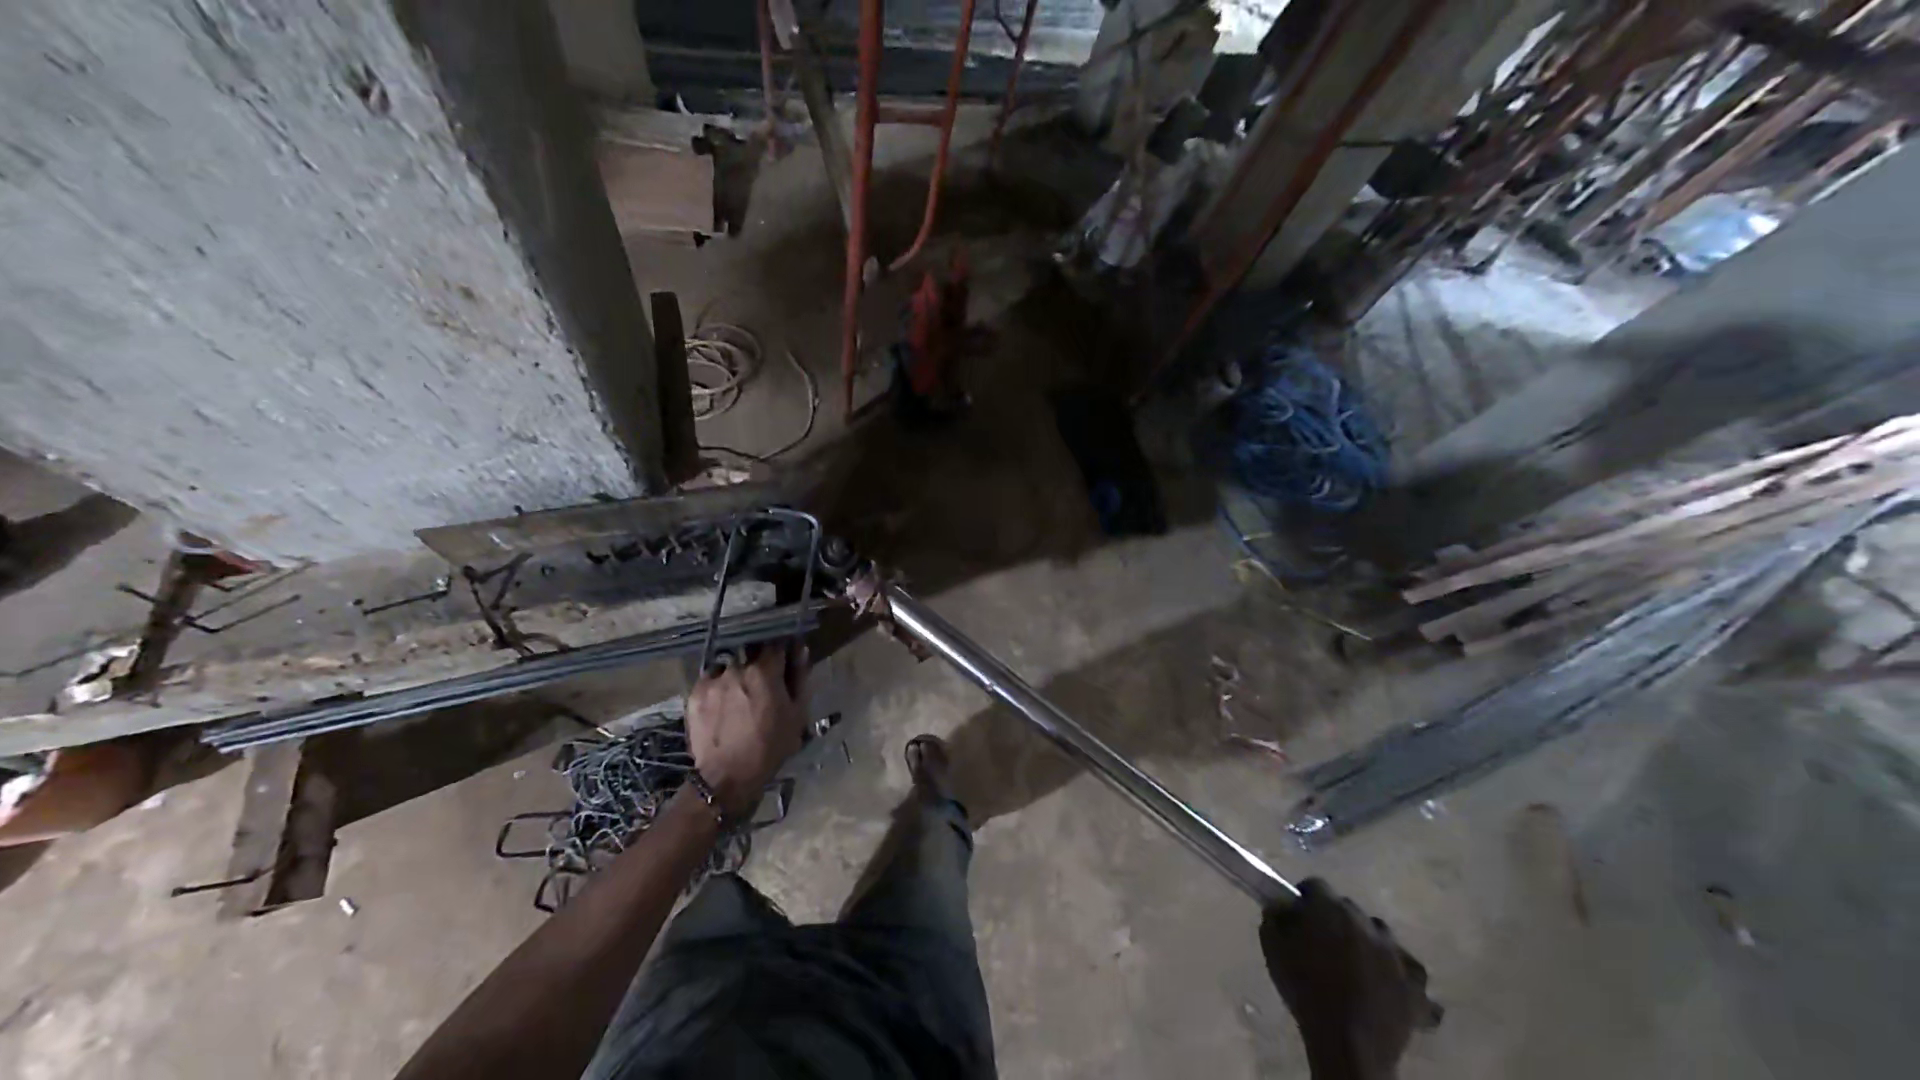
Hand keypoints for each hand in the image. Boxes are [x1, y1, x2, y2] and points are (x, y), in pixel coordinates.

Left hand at [686, 643, 809, 815]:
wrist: (727, 776)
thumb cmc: (770, 746)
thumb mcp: (797, 714)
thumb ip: (800, 677)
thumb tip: (800, 649)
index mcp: (764, 670)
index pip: (776, 644)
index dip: (782, 651)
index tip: (784, 660)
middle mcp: (736, 667)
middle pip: (750, 652)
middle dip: (758, 661)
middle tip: (762, 681)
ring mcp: (713, 679)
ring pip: (729, 665)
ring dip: (737, 673)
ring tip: (739, 692)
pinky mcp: (695, 693)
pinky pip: (711, 680)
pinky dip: (719, 685)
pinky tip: (722, 702)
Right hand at [1259, 879, 1440, 1079]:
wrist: (1348, 1042)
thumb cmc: (1304, 990)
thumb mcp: (1273, 949)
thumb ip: (1275, 918)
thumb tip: (1282, 905)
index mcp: (1330, 909)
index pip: (1316, 886)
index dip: (1305, 898)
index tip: (1297, 915)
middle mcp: (1367, 922)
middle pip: (1349, 909)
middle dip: (1336, 921)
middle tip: (1324, 945)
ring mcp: (1396, 953)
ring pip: (1382, 936)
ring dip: (1369, 943)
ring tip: (1357, 967)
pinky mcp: (1416, 984)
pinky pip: (1411, 971)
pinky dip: (1400, 975)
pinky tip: (1389, 987)